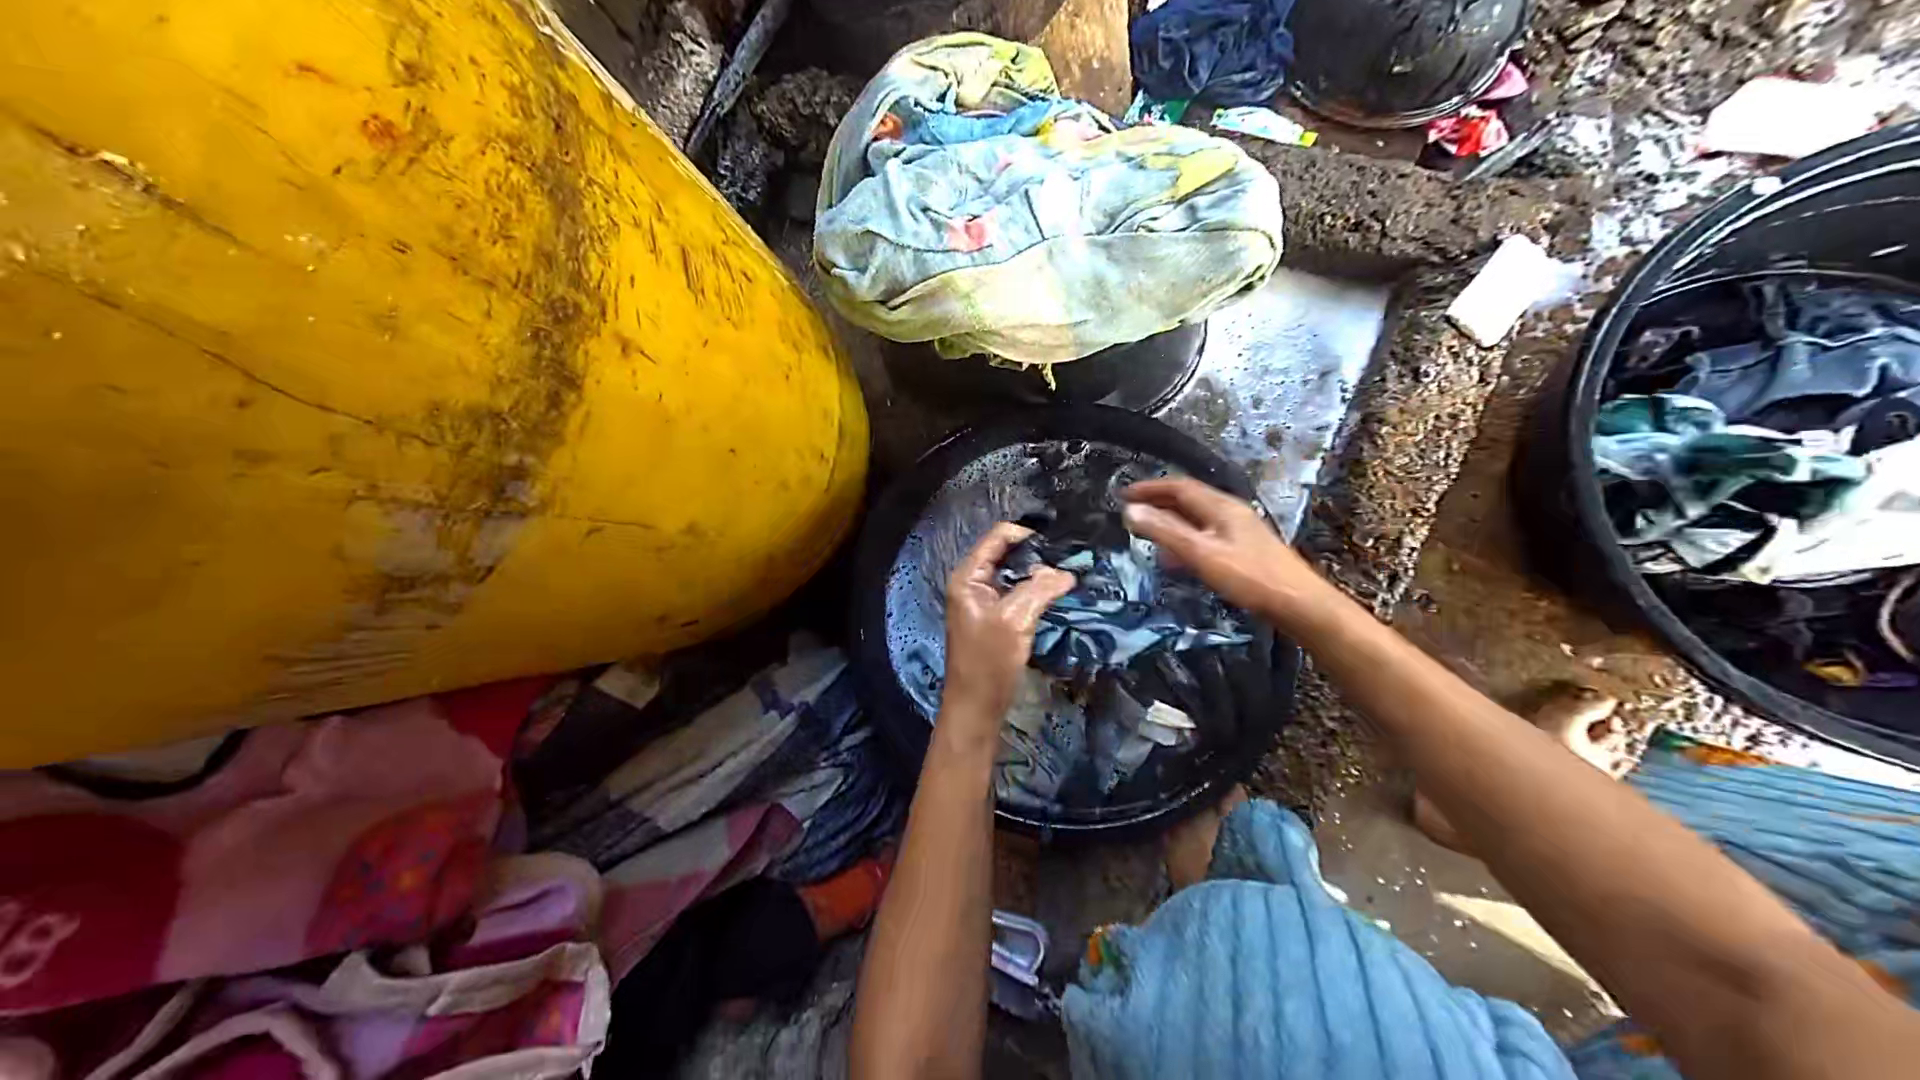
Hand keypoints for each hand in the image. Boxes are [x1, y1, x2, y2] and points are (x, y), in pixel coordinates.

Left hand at [941, 523, 1075, 735]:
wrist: (976, 707)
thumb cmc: (989, 662)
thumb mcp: (1015, 620)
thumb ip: (1039, 589)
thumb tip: (1067, 572)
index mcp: (967, 576)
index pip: (998, 536)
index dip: (1028, 535)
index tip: (1059, 546)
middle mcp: (972, 583)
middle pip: (1006, 553)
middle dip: (1036, 555)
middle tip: (1068, 560)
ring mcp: (982, 600)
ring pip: (1013, 574)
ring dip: (1037, 573)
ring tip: (1067, 575)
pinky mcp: (994, 617)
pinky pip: (1015, 592)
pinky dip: (1034, 590)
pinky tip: (1055, 594)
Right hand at [1121, 477, 1335, 630]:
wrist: (1298, 603)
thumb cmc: (1249, 577)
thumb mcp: (1201, 554)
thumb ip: (1165, 532)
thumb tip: (1131, 511)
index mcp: (1220, 507)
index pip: (1179, 487)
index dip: (1150, 488)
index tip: (1124, 494)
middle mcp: (1230, 511)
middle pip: (1189, 499)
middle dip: (1158, 502)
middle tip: (1132, 511)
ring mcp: (1239, 529)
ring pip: (1197, 517)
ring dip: (1171, 520)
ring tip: (1148, 532)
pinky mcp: (1244, 548)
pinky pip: (1206, 534)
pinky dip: (1185, 538)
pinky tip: (1179, 557)